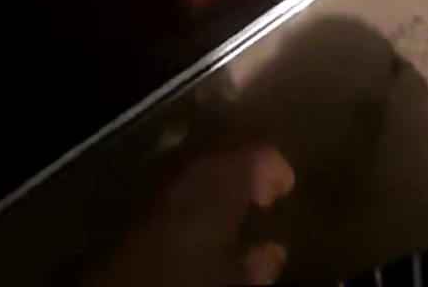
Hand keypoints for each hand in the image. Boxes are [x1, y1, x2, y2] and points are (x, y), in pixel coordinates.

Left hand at [89, 146, 294, 286]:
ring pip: (201, 166)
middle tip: (263, 193)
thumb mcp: (234, 281)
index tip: (287, 186)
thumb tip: (275, 252)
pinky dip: (197, 194)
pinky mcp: (140, 203)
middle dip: (247, 168)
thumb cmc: (190, 278)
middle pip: (226, 153)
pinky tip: (202, 217)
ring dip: (221, 179)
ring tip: (235, 204)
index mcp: (222, 177)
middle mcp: (193, 168)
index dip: (274, 166)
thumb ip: (258, 265)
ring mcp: (163, 182)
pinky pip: (178, 185)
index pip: (255, 153)